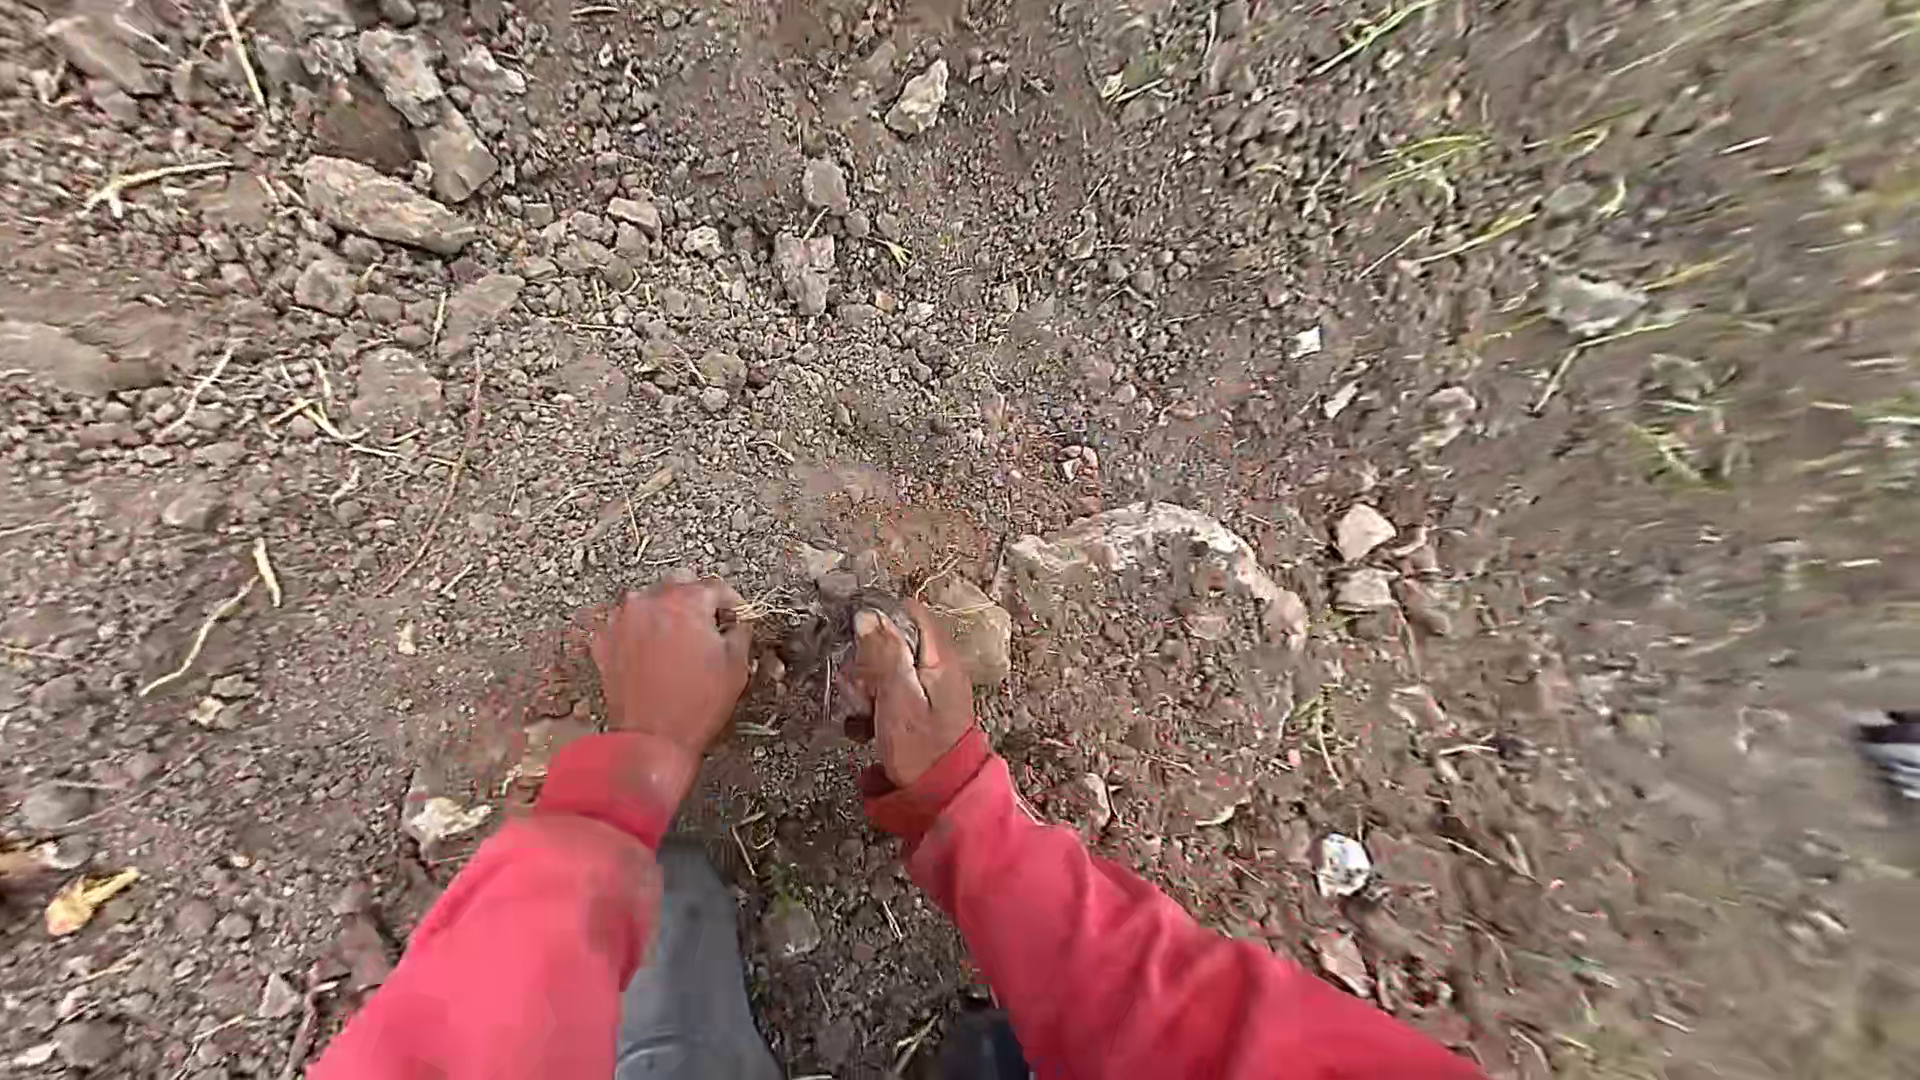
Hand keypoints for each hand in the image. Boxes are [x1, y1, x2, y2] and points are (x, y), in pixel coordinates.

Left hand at [590, 579, 751, 757]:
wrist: (652, 739)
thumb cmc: (697, 703)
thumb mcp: (737, 664)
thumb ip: (741, 630)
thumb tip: (738, 622)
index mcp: (686, 602)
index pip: (716, 586)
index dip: (733, 602)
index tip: (738, 616)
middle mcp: (649, 602)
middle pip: (680, 584)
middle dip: (697, 600)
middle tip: (710, 625)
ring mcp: (622, 621)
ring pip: (650, 600)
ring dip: (667, 612)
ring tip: (681, 639)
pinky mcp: (604, 641)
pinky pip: (626, 622)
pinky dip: (640, 629)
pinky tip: (654, 650)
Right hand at [849, 600, 974, 786]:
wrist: (940, 798)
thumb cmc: (922, 750)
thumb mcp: (897, 698)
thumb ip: (883, 655)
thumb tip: (868, 616)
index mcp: (939, 658)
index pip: (911, 613)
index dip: (881, 620)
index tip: (858, 638)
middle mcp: (938, 668)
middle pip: (896, 642)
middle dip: (869, 661)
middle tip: (862, 687)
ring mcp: (930, 690)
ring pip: (889, 670)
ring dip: (868, 687)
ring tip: (864, 712)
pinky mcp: (920, 711)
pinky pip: (891, 695)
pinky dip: (875, 706)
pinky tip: (865, 727)